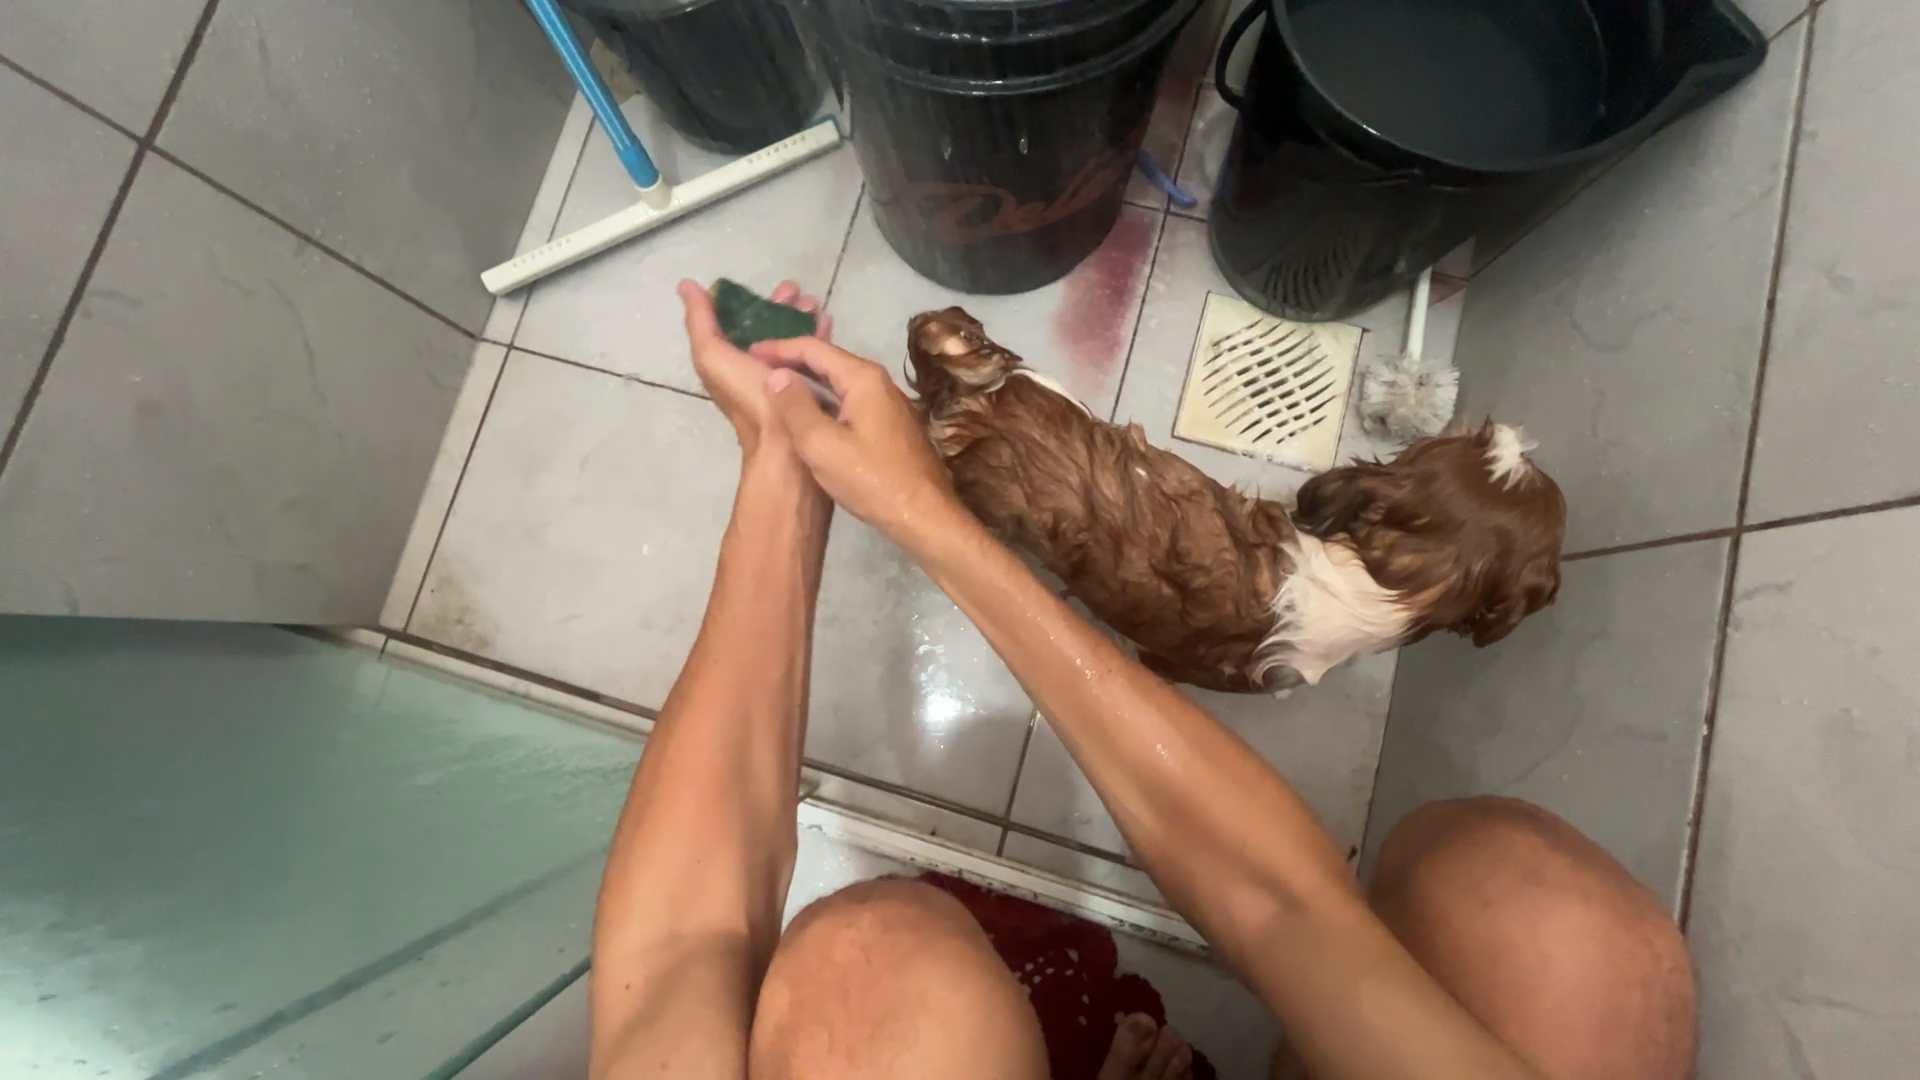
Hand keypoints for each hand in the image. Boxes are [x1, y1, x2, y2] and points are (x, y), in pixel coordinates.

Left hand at [677, 279, 833, 462]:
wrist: (785, 443)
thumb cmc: (748, 398)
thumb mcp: (712, 356)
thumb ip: (700, 322)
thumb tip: (687, 286)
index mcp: (731, 360)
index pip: (739, 322)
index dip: (751, 300)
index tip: (760, 285)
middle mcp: (756, 368)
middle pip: (769, 328)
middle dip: (783, 307)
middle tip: (799, 290)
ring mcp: (785, 379)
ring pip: (793, 339)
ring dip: (803, 319)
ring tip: (816, 303)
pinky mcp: (809, 389)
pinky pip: (814, 356)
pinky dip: (820, 338)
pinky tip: (828, 323)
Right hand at [753, 337, 963, 544]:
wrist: (925, 515)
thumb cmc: (872, 481)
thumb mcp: (822, 446)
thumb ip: (795, 407)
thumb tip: (777, 375)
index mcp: (863, 378)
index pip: (813, 348)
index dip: (778, 348)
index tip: (748, 352)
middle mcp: (880, 383)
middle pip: (829, 362)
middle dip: (792, 363)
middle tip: (757, 370)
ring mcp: (890, 405)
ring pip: (841, 385)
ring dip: (809, 385)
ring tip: (777, 392)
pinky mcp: (892, 426)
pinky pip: (852, 403)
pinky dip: (827, 404)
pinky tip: (810, 418)